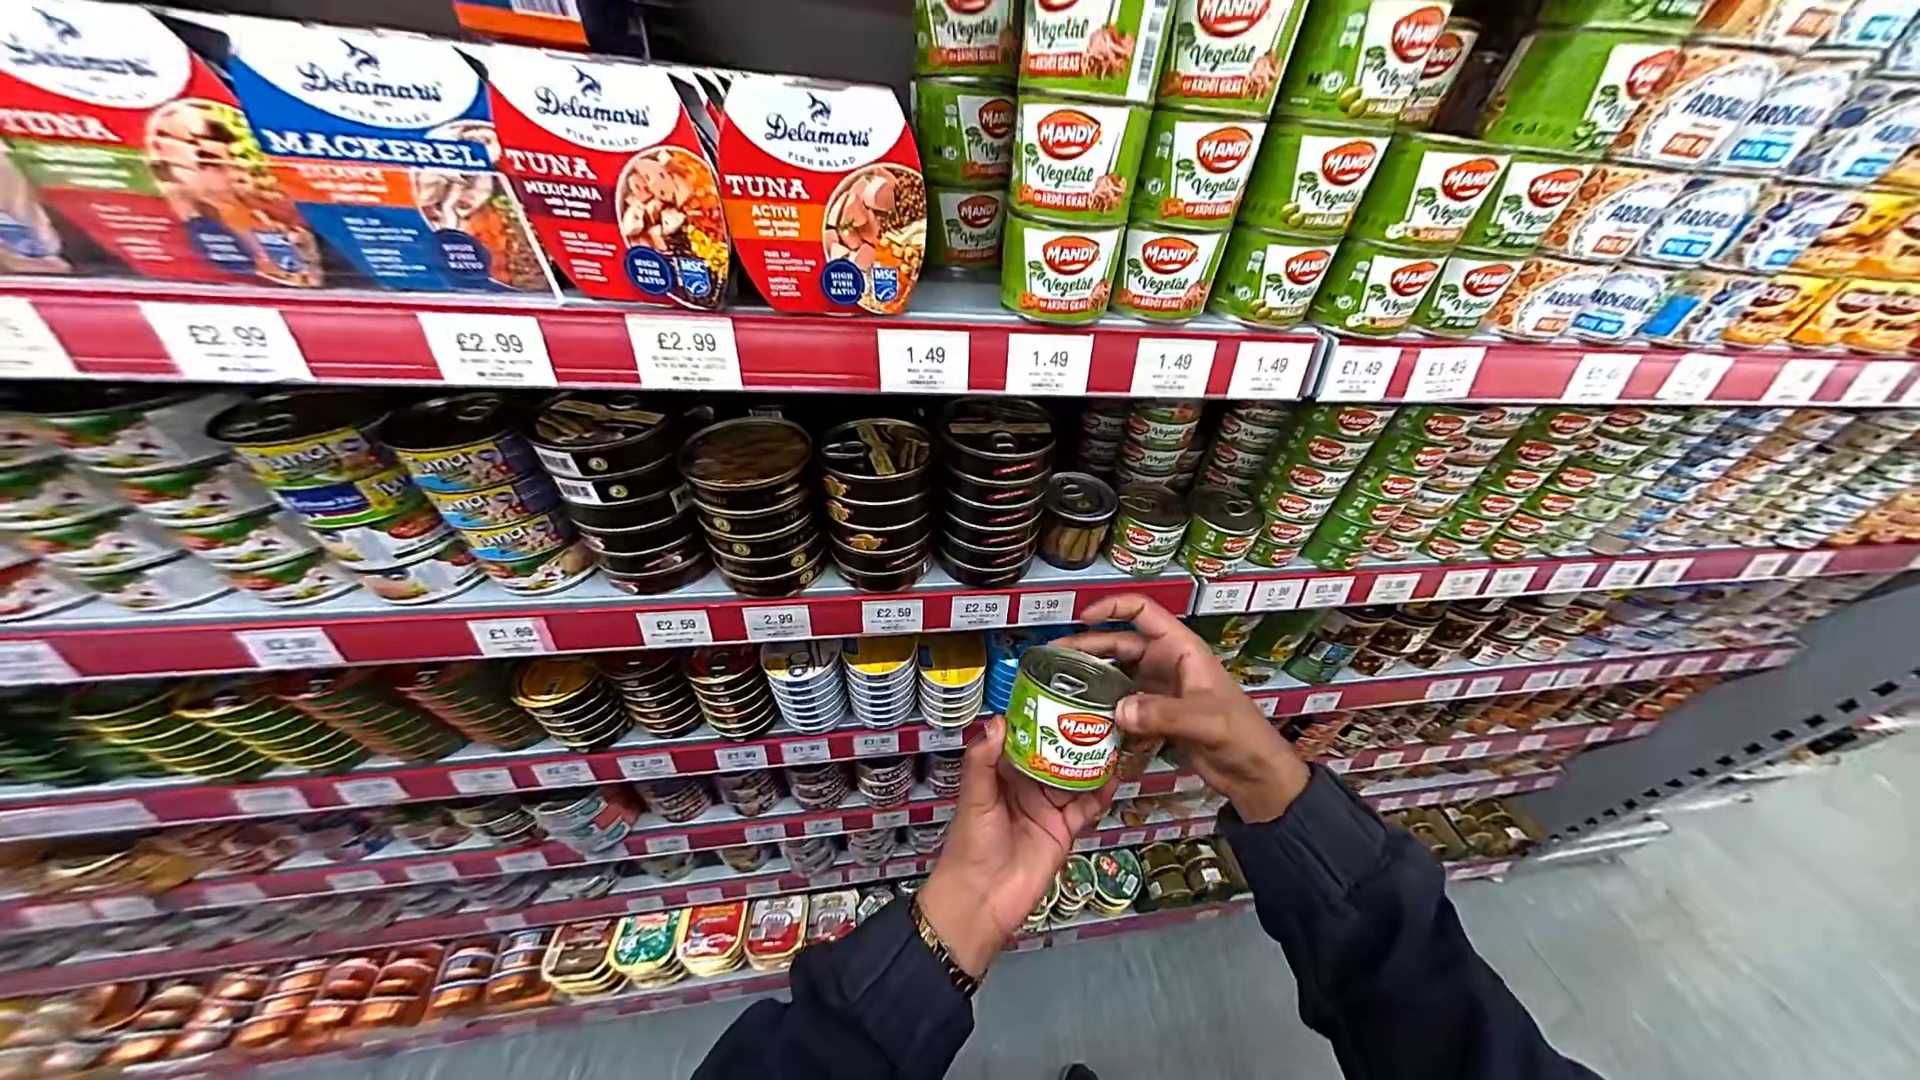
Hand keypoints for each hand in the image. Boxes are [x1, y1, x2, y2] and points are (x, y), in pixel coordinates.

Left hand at [916, 716, 1112, 976]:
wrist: (982, 901)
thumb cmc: (971, 844)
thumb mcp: (974, 797)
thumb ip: (982, 760)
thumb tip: (998, 720)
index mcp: (1002, 772)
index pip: (1024, 738)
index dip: (1039, 718)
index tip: (1059, 694)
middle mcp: (1028, 785)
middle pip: (1054, 754)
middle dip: (1071, 735)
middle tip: (1097, 710)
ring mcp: (1048, 806)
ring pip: (1075, 777)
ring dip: (1091, 760)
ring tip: (1112, 735)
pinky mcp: (1065, 829)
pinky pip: (1087, 807)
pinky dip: (1101, 793)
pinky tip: (1115, 775)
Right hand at [1056, 594, 1309, 823]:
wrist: (1257, 776)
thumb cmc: (1241, 736)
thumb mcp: (1206, 720)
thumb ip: (1162, 714)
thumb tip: (1117, 711)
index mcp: (1181, 648)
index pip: (1142, 611)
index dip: (1111, 607)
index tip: (1082, 618)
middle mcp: (1165, 662)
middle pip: (1119, 644)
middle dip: (1087, 647)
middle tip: (1054, 659)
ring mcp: (1158, 689)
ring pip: (1116, 675)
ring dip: (1090, 678)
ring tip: (1059, 687)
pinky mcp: (1154, 715)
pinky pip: (1121, 704)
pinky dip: (1102, 708)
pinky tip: (1081, 718)